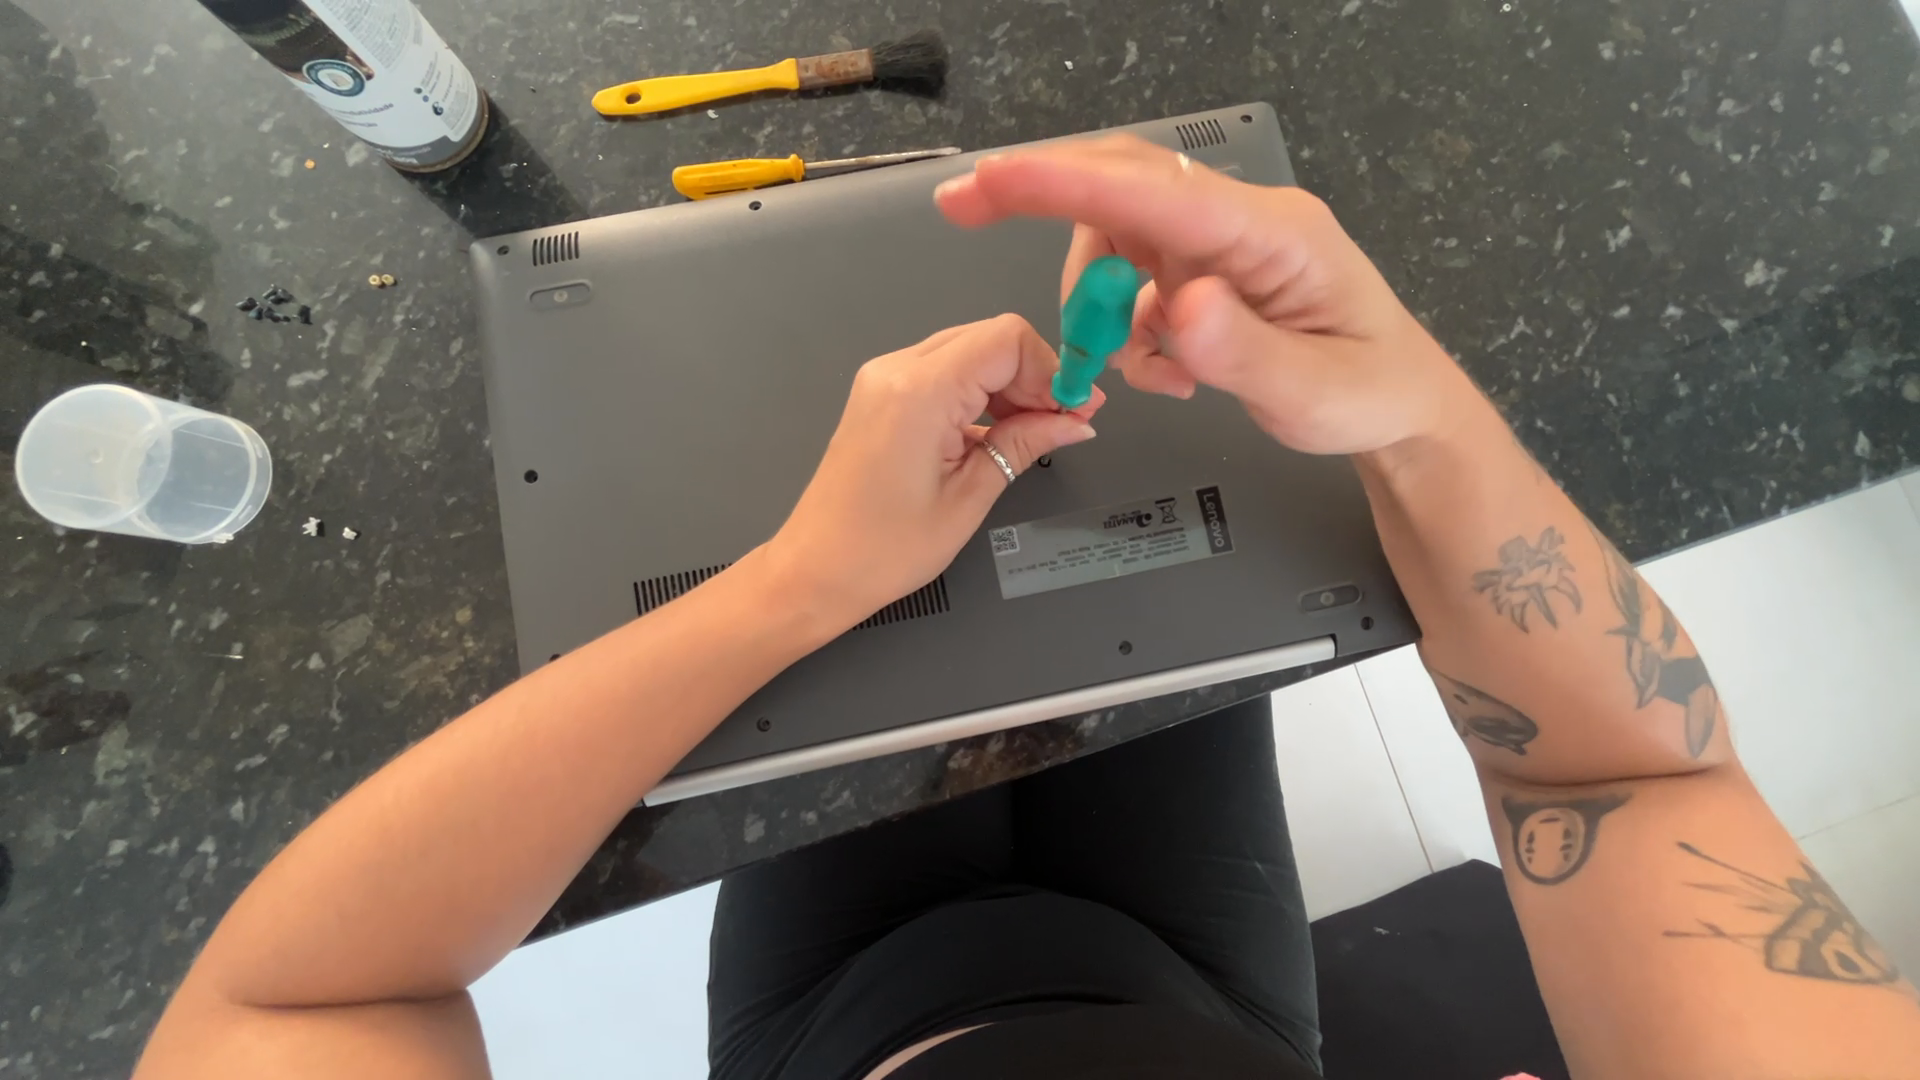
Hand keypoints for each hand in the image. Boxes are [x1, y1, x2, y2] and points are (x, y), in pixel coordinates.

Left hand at [765, 315, 1101, 627]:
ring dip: (1009, 387)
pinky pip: (944, 374)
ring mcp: (884, 380)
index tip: (1075, 408)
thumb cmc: (881, 549)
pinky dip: (979, 395)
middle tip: (1066, 422)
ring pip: (969, 354)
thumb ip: (1025, 446)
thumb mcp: (969, 497)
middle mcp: (896, 371)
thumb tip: (1073, 422)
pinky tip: (998, 433)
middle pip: (989, 339)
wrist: (818, 569)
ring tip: (1034, 434)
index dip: (1051, 369)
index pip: (1006, 339)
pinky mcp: (882, 396)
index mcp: (919, 392)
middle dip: (1035, 377)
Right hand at [935, 136, 1482, 455]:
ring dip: (1097, 306)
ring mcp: (1216, 248)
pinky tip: (1166, 370)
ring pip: (1114, 243)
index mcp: (1273, 234)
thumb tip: (1179, 306)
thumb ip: (1243, 351)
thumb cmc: (1366, 391)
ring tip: (1133, 366)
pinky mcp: (1202, 274)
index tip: (992, 181)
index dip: (1065, 183)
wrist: (1390, 405)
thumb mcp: (1312, 391)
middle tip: (974, 217)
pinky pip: (1131, 288)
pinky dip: (1125, 334)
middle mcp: (1237, 225)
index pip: (1156, 193)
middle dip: (1044, 201)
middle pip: (1121, 191)